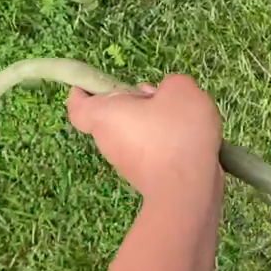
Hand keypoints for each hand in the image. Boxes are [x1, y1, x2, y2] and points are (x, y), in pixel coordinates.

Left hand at [67, 74, 223, 203]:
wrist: (187, 187)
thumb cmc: (176, 132)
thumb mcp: (181, 89)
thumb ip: (170, 83)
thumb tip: (163, 95)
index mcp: (105, 116)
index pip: (79, 105)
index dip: (83, 91)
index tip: (95, 83)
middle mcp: (108, 140)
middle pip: (114, 115)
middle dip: (136, 103)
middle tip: (160, 95)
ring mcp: (126, 161)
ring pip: (135, 131)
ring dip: (155, 121)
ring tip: (185, 116)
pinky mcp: (146, 174)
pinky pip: (152, 148)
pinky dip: (167, 140)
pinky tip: (191, 136)